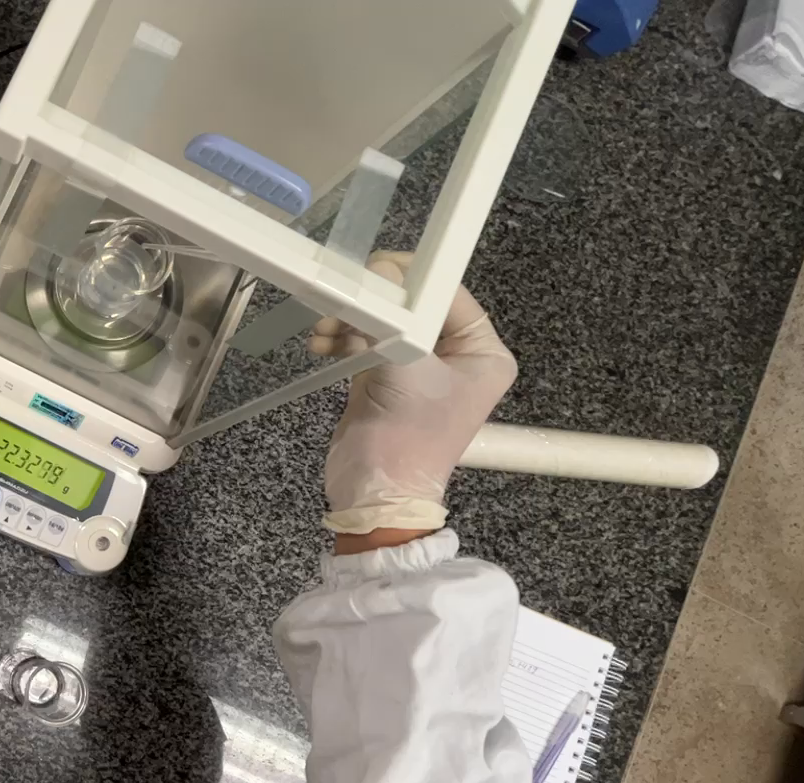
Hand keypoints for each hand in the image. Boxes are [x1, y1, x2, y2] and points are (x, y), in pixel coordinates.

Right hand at [309, 252, 515, 534]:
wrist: (374, 492)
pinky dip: (342, 340)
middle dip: (372, 305)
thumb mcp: (405, 369)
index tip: (376, 268)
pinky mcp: (380, 384)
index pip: (450, 297)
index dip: (413, 280)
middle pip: (411, 310)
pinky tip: (322, 343)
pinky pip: (362, 346)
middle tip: (344, 299)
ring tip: (323, 330)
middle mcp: (452, 360)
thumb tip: (372, 279)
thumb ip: (390, 321)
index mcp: (481, 355)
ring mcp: (414, 372)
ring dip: (350, 323)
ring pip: (382, 326)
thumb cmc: (405, 438)